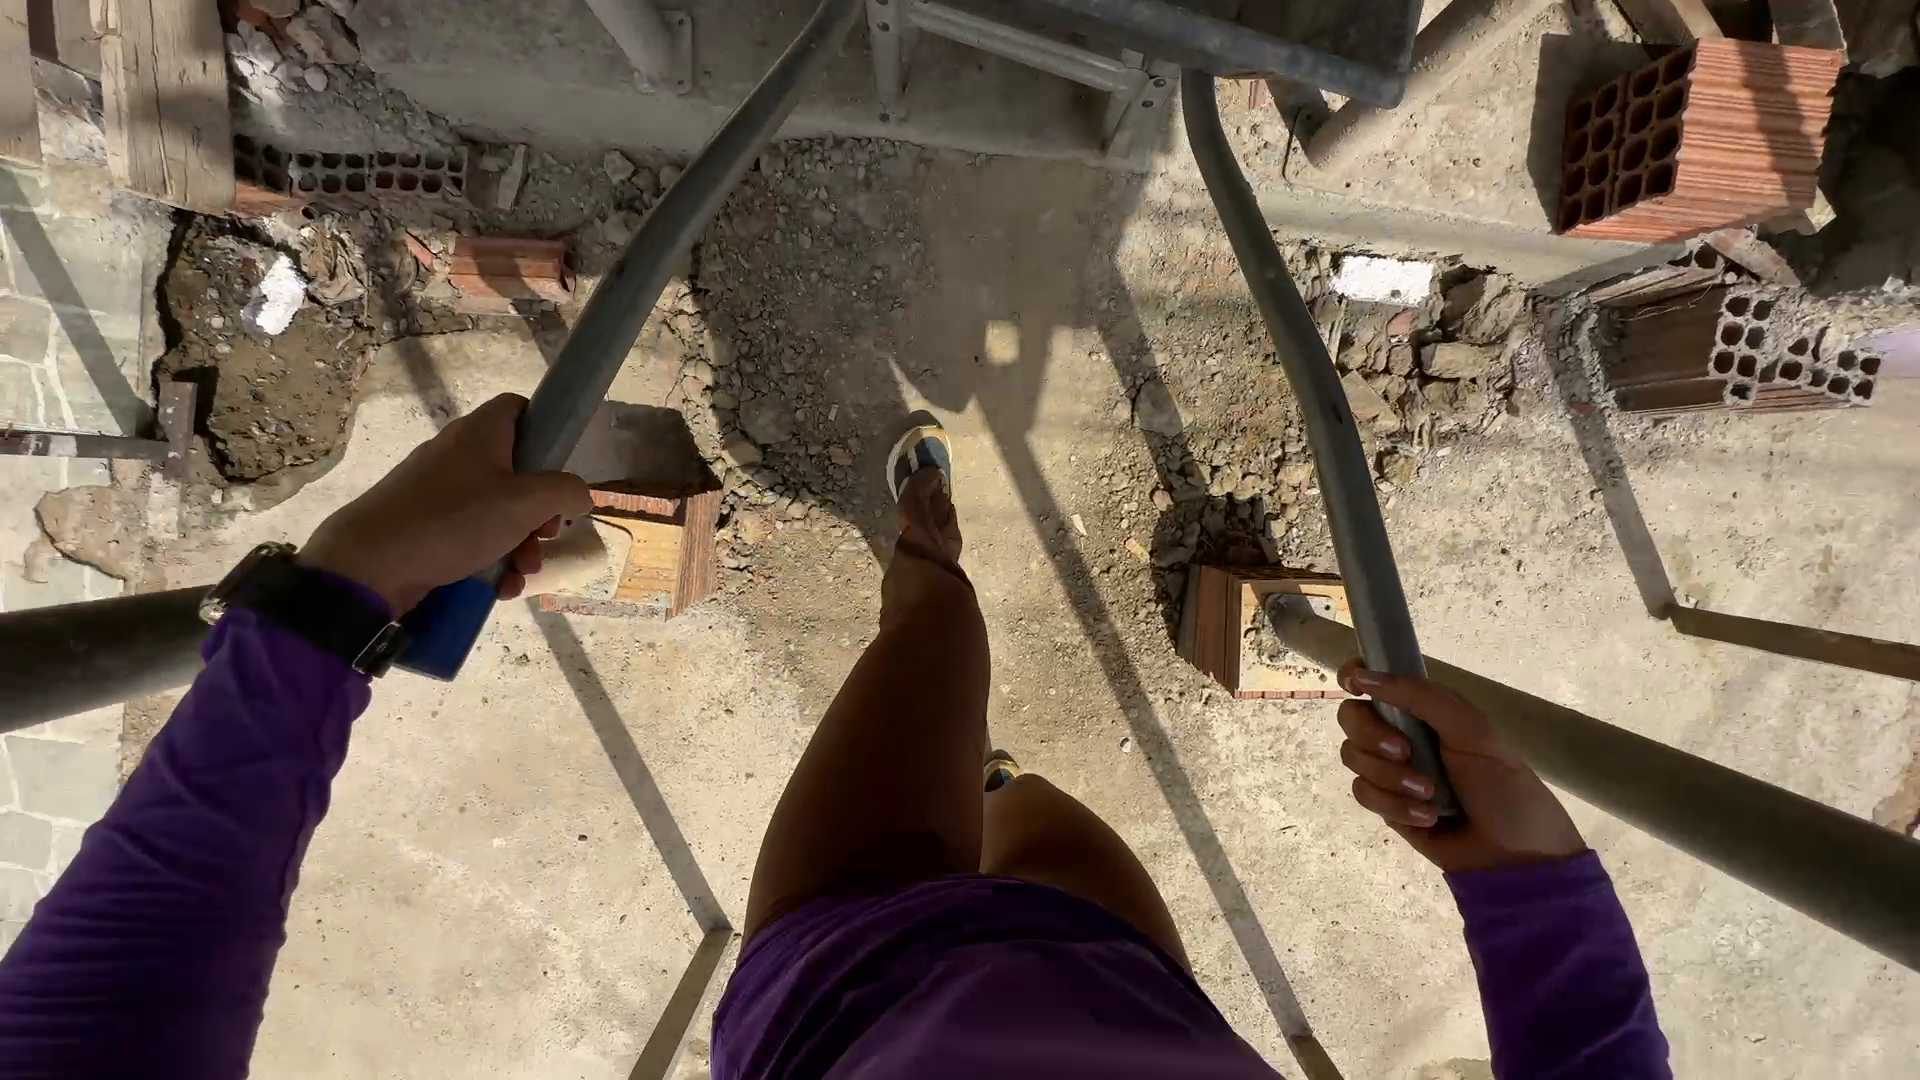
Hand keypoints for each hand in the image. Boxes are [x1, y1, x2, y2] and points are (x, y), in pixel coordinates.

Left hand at [298, 393, 592, 614]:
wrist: (368, 566)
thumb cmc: (453, 521)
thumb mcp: (527, 503)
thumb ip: (566, 491)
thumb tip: (579, 494)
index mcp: (480, 436)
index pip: (519, 408)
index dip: (547, 429)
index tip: (562, 465)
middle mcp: (457, 456)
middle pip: (518, 470)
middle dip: (542, 509)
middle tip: (547, 532)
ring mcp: (438, 492)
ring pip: (499, 510)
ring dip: (522, 543)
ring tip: (524, 570)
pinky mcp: (425, 526)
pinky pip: (474, 536)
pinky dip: (493, 559)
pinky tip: (500, 585)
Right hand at [1335, 663, 1586, 873]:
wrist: (1517, 857)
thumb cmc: (1504, 788)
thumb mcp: (1473, 732)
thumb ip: (1421, 697)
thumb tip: (1362, 676)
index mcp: (1422, 710)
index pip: (1374, 680)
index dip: (1354, 675)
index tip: (1352, 685)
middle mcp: (1398, 734)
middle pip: (1350, 717)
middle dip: (1371, 735)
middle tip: (1403, 752)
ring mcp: (1388, 769)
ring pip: (1352, 756)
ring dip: (1390, 777)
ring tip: (1429, 794)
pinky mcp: (1383, 804)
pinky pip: (1362, 792)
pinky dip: (1394, 805)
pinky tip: (1427, 816)